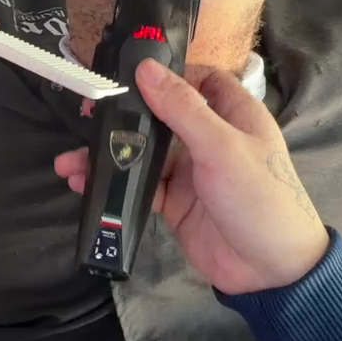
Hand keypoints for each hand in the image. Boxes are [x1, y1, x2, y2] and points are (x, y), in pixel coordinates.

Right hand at [54, 59, 329, 294]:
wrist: (271, 272)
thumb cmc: (258, 198)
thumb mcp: (221, 147)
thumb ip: (181, 108)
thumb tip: (145, 69)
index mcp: (233, 115)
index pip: (199, 80)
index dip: (167, 75)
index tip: (128, 74)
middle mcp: (210, 138)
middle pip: (161, 116)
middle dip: (123, 116)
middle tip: (86, 114)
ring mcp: (190, 172)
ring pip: (143, 153)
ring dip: (109, 155)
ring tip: (70, 161)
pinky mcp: (174, 202)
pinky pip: (139, 186)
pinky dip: (113, 184)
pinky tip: (84, 184)